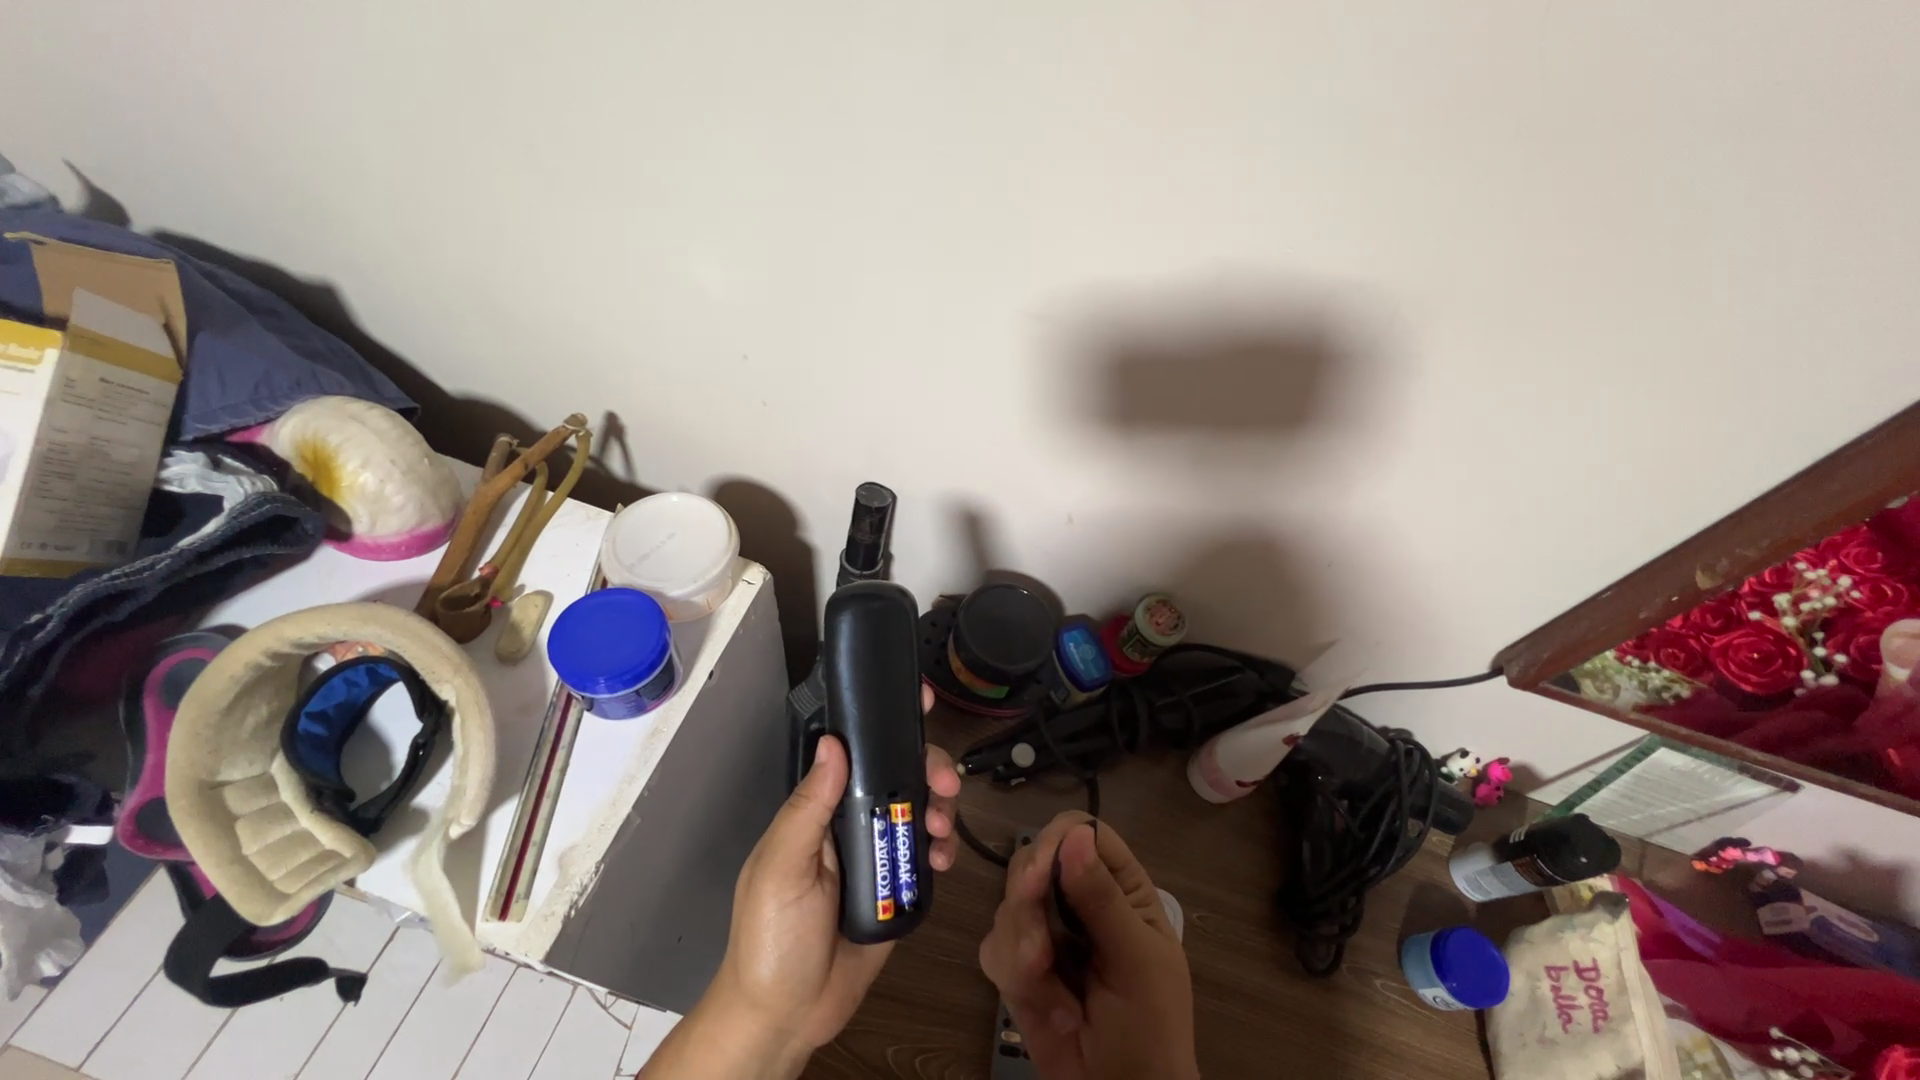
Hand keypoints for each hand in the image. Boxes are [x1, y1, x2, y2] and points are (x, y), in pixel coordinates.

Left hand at [705, 687, 959, 1055]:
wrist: (790, 1014)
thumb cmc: (772, 936)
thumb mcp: (782, 866)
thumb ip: (808, 806)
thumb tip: (832, 743)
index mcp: (817, 811)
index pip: (853, 756)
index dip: (884, 728)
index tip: (919, 705)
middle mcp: (849, 825)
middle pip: (897, 778)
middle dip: (927, 769)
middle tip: (945, 781)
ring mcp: (877, 856)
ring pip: (918, 812)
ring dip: (941, 807)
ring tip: (944, 826)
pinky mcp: (899, 888)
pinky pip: (927, 856)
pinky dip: (943, 849)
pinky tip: (944, 857)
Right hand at [979, 812, 1199, 1079]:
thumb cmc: (1149, 1030)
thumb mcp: (1137, 962)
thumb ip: (1103, 899)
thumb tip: (1075, 834)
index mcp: (1121, 887)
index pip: (1081, 833)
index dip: (1054, 845)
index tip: (1037, 883)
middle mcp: (1079, 899)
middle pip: (1032, 862)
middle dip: (1028, 911)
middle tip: (1038, 958)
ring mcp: (1045, 929)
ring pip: (1007, 906)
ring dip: (1024, 957)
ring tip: (1060, 1006)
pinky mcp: (1017, 963)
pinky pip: (993, 947)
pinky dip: (1016, 981)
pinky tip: (1050, 1012)